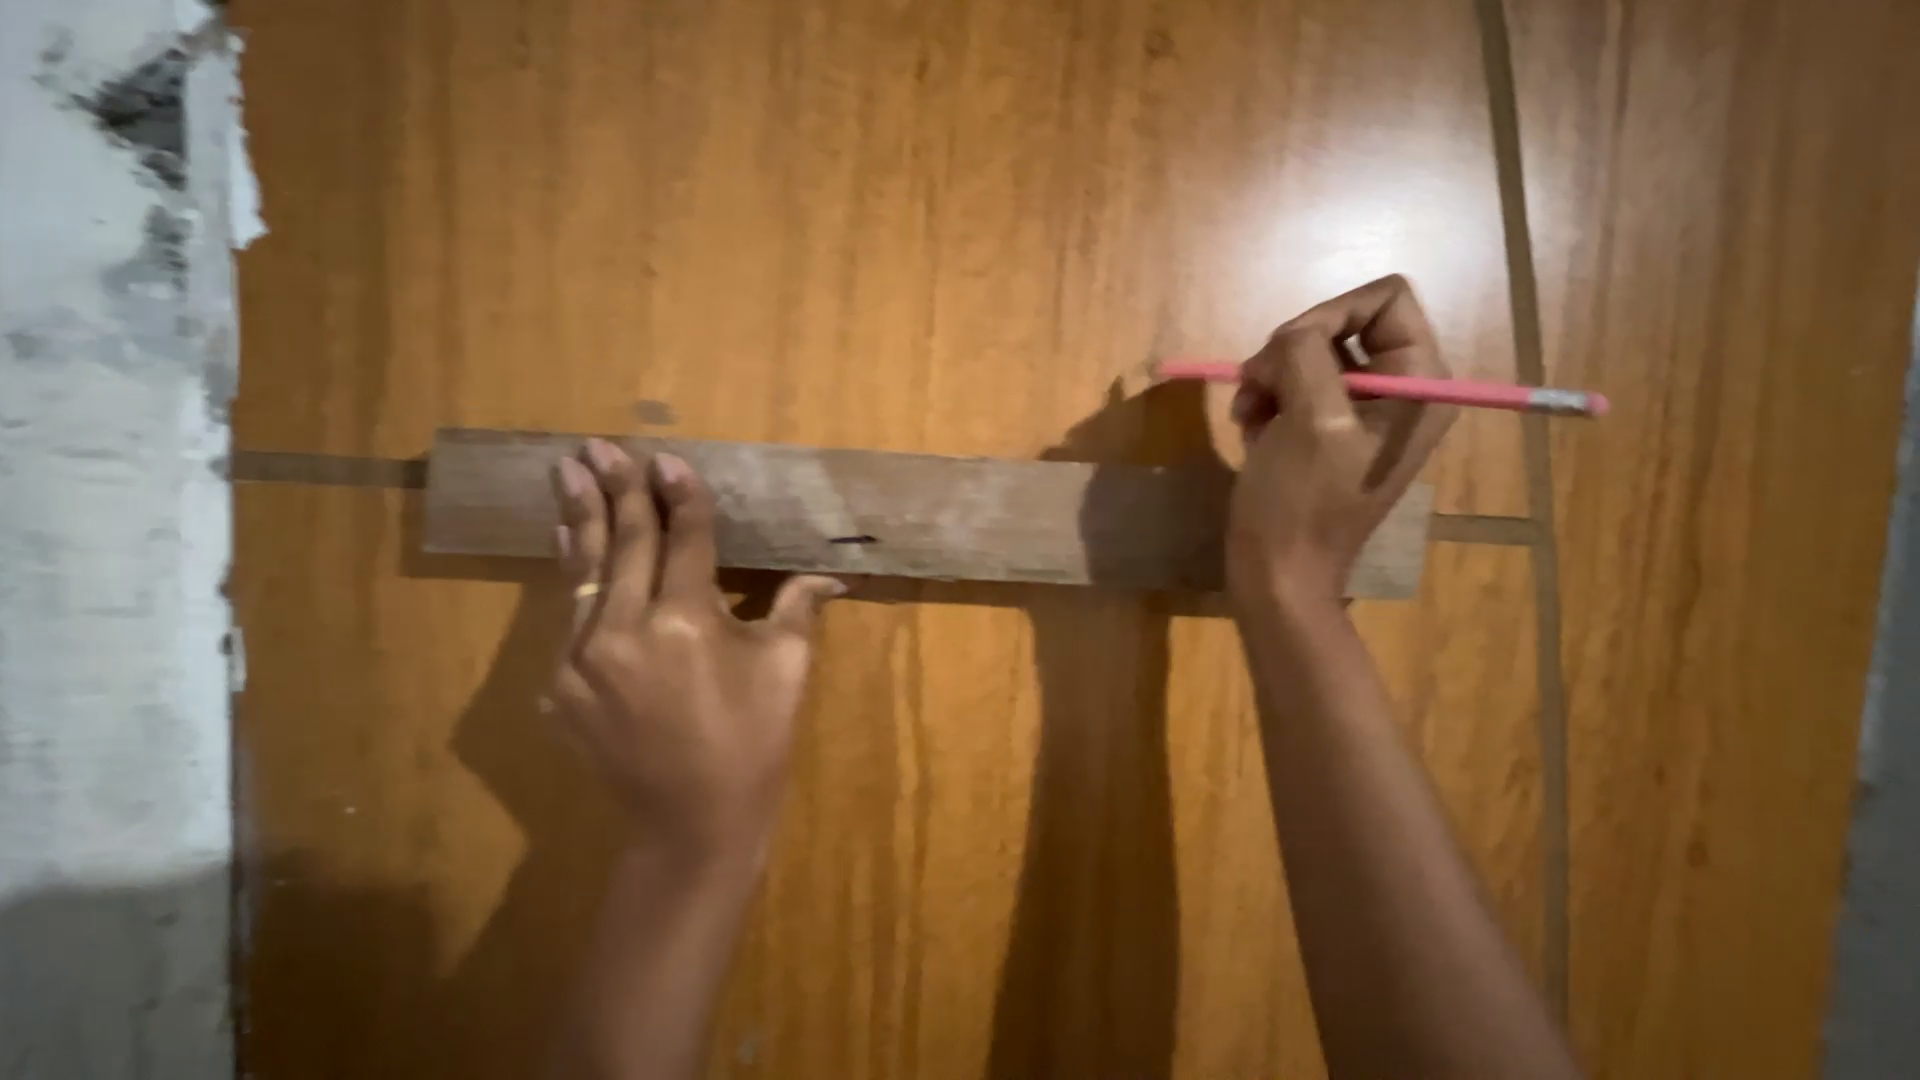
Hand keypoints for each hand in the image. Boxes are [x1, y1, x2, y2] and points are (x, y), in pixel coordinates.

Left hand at [546, 438, 844, 862]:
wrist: (691, 824)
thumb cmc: (754, 742)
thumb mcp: (786, 671)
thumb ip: (796, 609)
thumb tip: (830, 574)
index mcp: (688, 622)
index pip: (685, 540)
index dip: (683, 497)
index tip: (668, 459)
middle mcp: (626, 630)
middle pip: (626, 544)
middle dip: (618, 490)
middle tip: (599, 446)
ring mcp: (582, 660)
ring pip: (586, 573)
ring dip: (582, 520)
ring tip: (566, 474)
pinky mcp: (559, 687)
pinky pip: (569, 618)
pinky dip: (574, 576)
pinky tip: (571, 544)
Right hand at [1226, 275, 1455, 605]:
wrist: (1278, 576)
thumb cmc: (1300, 503)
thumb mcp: (1310, 419)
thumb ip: (1305, 354)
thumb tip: (1291, 334)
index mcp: (1418, 385)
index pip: (1385, 299)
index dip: (1329, 314)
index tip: (1284, 352)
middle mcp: (1399, 393)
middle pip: (1342, 327)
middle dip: (1289, 353)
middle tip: (1254, 389)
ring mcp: (1362, 416)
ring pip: (1309, 358)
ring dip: (1269, 380)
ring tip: (1247, 417)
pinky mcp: (1329, 435)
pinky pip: (1295, 391)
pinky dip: (1267, 404)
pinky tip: (1253, 433)